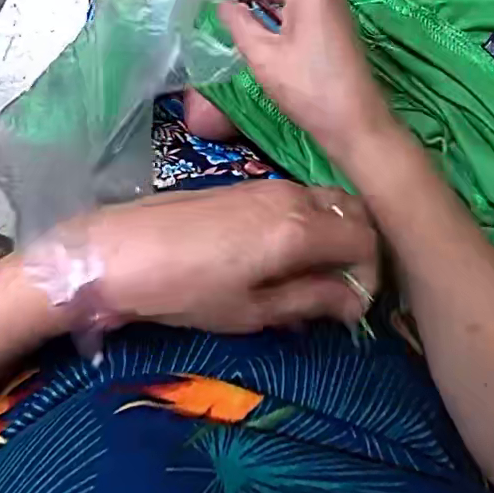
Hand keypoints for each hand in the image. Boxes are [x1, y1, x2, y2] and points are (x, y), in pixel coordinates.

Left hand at [56, 180, 378, 333]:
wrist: (123, 249)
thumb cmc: (187, 289)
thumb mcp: (252, 309)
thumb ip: (311, 299)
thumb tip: (356, 301)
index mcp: (300, 228)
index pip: (366, 239)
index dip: (371, 274)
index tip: (354, 306)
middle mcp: (292, 195)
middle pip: (352, 210)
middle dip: (359, 248)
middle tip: (340, 289)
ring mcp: (268, 184)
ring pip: (326, 199)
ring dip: (334, 233)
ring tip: (312, 274)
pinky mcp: (247, 183)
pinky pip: (298, 196)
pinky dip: (310, 221)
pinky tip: (284, 253)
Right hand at [215, 0, 396, 157]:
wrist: (354, 122)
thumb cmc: (307, 87)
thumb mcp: (263, 55)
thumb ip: (238, 22)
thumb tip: (223, 4)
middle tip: (226, 6)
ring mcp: (334, 8)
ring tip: (242, 20)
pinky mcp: (337, 26)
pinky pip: (304, 5)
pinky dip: (282, 11)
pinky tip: (267, 33)